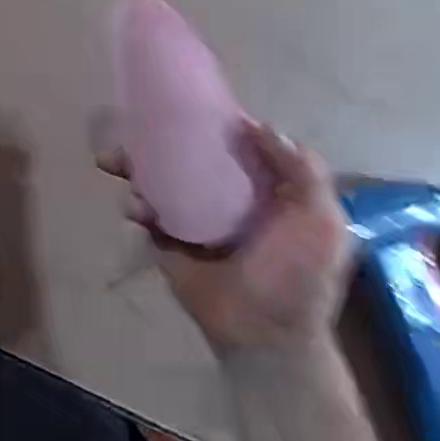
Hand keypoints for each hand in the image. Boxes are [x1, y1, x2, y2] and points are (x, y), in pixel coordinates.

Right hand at [99, 119, 350, 353]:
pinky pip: (146, 215)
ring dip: (135, 167)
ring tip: (118, 163)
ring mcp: (192, 217)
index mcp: (258, 185)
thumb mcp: (321, 220)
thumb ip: (303, 169)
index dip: (211, 120)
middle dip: (156, 138)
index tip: (186, 101)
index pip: (230, 142)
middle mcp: (222, 193)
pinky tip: (135, 207)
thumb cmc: (299, 276)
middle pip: (184, 155)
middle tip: (134, 127)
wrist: (266, 339)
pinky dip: (135, 205)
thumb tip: (258, 124)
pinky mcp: (168, 242)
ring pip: (158, 179)